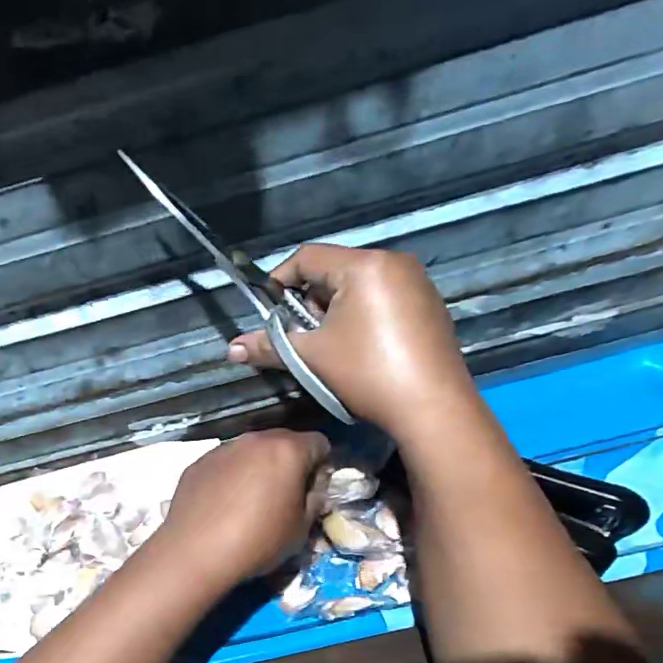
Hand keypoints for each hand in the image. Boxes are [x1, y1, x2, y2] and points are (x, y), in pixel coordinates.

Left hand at [146, 429, 329, 589]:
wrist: (195, 552)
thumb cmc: (257, 541)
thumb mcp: (301, 529)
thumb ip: (314, 501)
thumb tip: (312, 490)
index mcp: (287, 450)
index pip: (318, 443)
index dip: (320, 467)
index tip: (311, 491)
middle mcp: (253, 441)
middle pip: (282, 442)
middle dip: (288, 463)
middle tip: (282, 496)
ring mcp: (221, 450)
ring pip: (249, 451)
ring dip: (256, 468)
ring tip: (248, 501)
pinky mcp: (197, 464)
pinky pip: (223, 464)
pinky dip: (229, 476)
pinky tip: (222, 504)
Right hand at [228, 246, 475, 442]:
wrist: (431, 405)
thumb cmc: (366, 372)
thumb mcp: (310, 358)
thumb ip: (268, 346)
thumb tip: (230, 348)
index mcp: (363, 266)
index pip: (307, 257)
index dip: (279, 281)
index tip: (267, 310)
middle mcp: (393, 262)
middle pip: (333, 270)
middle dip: (308, 301)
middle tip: (299, 336)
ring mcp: (416, 283)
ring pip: (357, 286)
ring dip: (332, 311)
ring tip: (327, 347)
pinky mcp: (428, 305)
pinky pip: (381, 298)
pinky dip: (360, 316)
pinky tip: (358, 350)